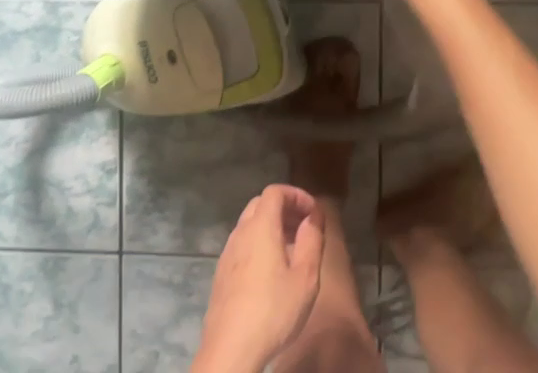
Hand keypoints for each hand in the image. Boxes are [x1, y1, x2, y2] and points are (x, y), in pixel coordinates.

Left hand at [193, 185, 325, 372]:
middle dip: (285, 208)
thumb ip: (312, 240)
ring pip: (250, 224)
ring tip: (294, 249)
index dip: (296, 194)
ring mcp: (228, 252)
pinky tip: (273, 269)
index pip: (274, 191)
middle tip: (306, 227)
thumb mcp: (305, 276)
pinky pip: (243, 244)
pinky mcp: (223, 271)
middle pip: (260, 204)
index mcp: (260, 227)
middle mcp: (240, 232)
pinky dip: (260, 242)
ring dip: (273, 226)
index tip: (314, 212)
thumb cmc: (274, 309)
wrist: (231, 345)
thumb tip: (313, 215)